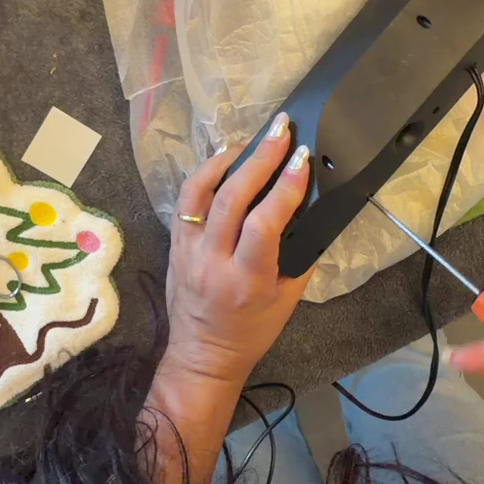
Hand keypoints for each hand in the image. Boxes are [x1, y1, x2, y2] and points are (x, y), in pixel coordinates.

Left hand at [161, 115, 313, 386]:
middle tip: (281, 129)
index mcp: (247, 280)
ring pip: (200, 192)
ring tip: (250, 140)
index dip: (285, 187)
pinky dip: (204, 175)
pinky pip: (185, 200)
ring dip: (226, 159)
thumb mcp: (288, 299)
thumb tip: (309, 208)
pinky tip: (222, 159)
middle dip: (259, 158)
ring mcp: (188, 250)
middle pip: (232, 198)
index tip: (302, 158)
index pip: (264, 224)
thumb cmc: (252, 331)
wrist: (203, 354)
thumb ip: (299, 254)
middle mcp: (213, 261)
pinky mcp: (174, 244)